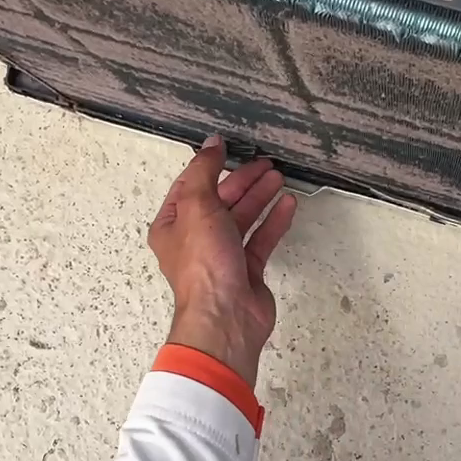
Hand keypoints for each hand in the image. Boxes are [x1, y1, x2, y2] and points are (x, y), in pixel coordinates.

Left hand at [148, 137, 297, 386]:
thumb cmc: (204, 264)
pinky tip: (288, 204)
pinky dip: (274, 221)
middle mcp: (195, 240)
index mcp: (173, 226)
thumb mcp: (198, 207)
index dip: (208, 166)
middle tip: (265, 163)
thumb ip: (205, 172)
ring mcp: (222, 256)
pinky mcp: (247, 270)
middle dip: (241, 181)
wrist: (226, 316)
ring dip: (260, 197)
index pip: (190, 187)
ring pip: (242, 219)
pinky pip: (261, 239)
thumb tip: (212, 144)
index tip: (228, 147)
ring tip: (279, 177)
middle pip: (220, 201)